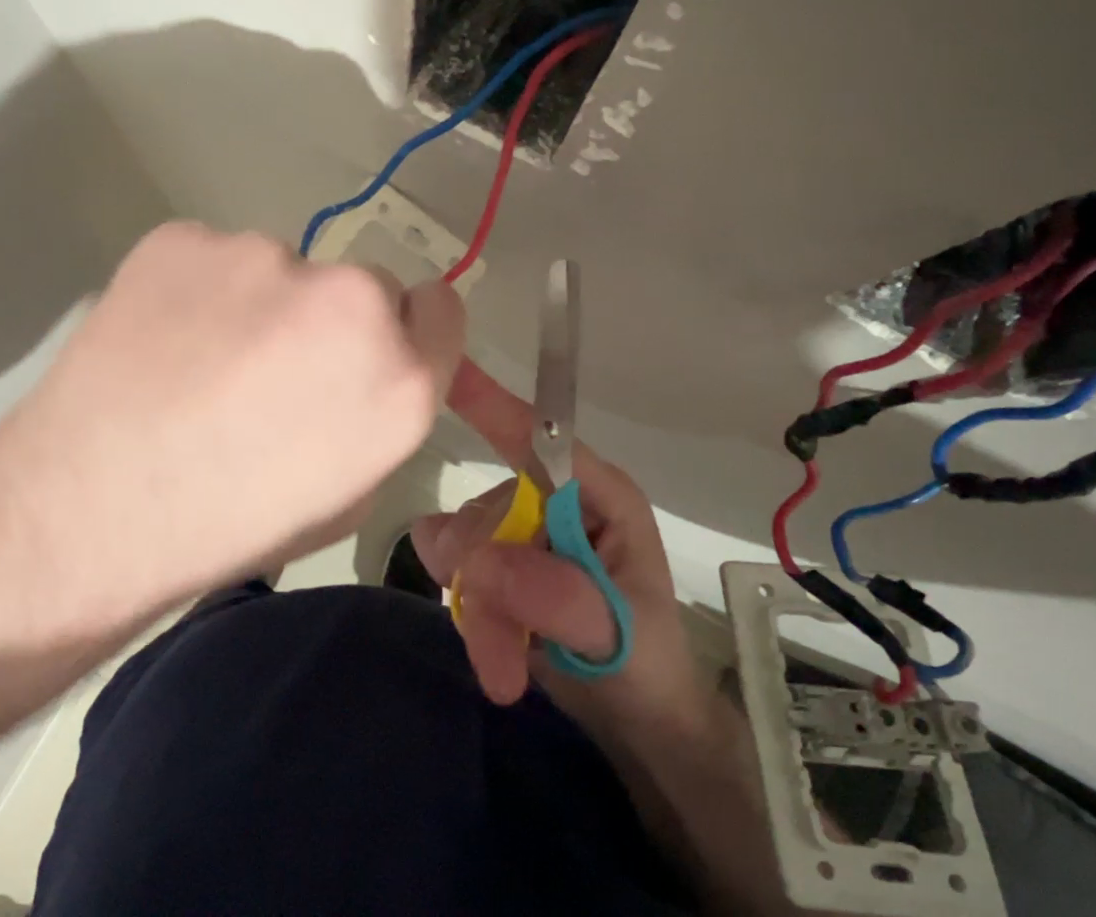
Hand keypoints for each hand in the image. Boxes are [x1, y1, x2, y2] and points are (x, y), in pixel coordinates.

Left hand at [0, 221, 464, 614]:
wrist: (88, 506)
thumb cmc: (223, 529)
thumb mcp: (338, 500)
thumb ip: (372, 423)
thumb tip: (360, 382)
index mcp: (399, 377)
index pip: (438, 309)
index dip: (403, 334)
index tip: (362, 355)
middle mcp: (348, 299)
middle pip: (360, 287)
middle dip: (325, 323)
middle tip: (261, 373)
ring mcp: (262, 256)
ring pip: (278, 270)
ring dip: (254, 305)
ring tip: (191, 365)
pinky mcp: (185, 236)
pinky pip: (211, 258)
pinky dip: (193, 289)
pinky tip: (154, 341)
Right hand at [411, 361, 706, 735]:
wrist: (632, 717)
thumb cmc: (646, 666)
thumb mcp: (617, 635)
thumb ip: (557, 596)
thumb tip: (481, 560)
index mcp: (598, 496)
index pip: (541, 440)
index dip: (494, 408)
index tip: (449, 377)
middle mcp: (554, 501)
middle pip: (489, 510)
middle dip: (485, 583)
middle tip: (499, 653)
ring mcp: (520, 532)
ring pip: (462, 546)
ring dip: (475, 609)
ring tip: (502, 662)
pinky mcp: (493, 564)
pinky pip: (451, 568)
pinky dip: (464, 610)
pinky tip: (490, 645)